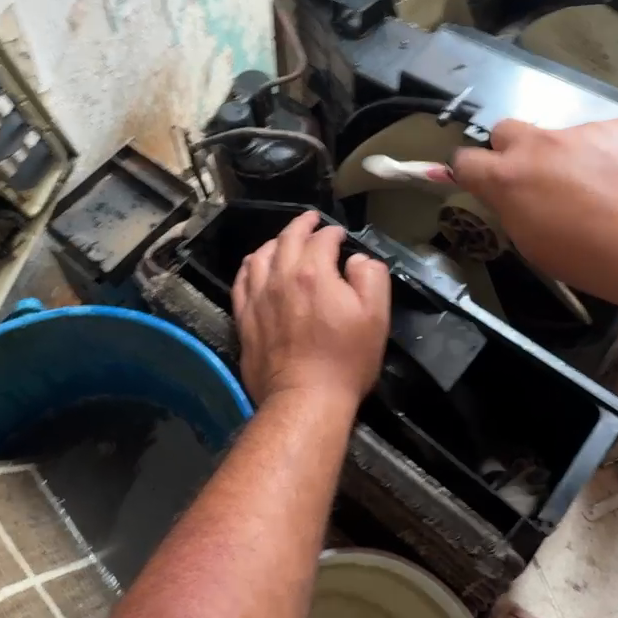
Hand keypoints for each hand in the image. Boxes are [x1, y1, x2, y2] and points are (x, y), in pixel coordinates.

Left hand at [231, 211, 390, 410]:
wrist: (305, 398)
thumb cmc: (346, 359)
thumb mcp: (376, 316)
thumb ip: (371, 277)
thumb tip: (356, 259)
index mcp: (314, 272)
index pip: (321, 239)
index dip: (332, 232)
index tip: (340, 235)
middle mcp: (280, 277)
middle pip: (287, 239)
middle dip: (301, 225)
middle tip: (310, 219)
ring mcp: (258, 297)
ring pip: (260, 256)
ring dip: (274, 242)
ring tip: (283, 240)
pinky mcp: (244, 318)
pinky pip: (241, 281)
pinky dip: (249, 266)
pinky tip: (253, 265)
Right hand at [449, 117, 617, 308]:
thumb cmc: (594, 261)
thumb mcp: (533, 245)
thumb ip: (512, 209)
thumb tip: (508, 195)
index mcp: (509, 178)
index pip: (465, 159)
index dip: (472, 171)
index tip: (482, 181)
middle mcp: (539, 145)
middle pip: (506, 130)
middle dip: (514, 151)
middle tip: (540, 180)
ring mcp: (583, 130)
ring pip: (564, 137)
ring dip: (573, 157)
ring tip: (605, 191)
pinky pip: (607, 135)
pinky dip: (613, 154)